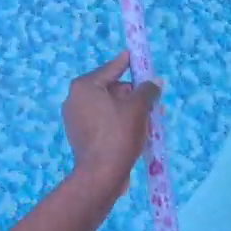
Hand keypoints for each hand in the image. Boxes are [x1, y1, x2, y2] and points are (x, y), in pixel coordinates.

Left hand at [62, 52, 159, 190]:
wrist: (101, 174)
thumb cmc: (118, 134)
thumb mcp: (138, 107)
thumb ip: (147, 90)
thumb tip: (155, 82)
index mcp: (85, 86)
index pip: (111, 68)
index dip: (128, 62)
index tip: (135, 55)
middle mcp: (75, 99)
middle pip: (111, 89)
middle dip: (133, 94)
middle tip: (153, 99)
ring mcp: (76, 120)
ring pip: (109, 107)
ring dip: (130, 110)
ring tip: (151, 117)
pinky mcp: (81, 137)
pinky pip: (104, 122)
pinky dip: (120, 123)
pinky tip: (138, 131)